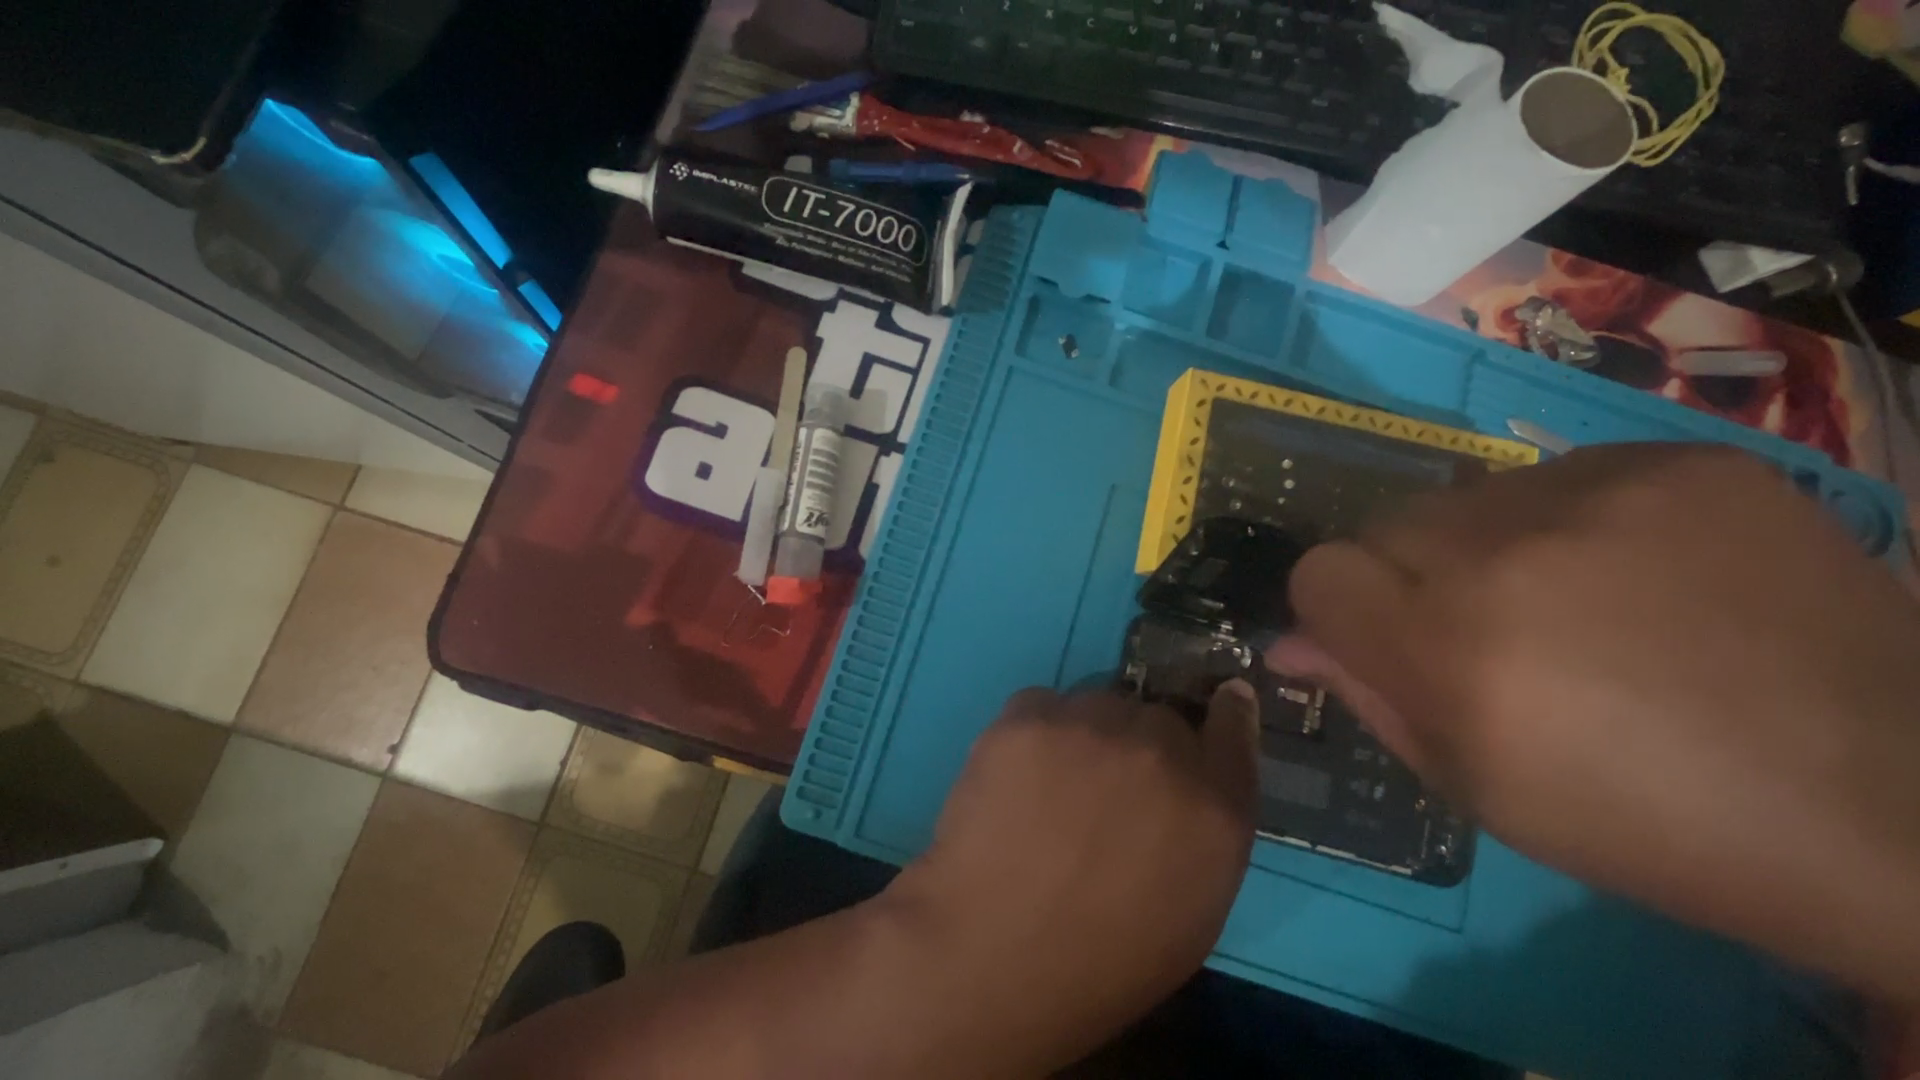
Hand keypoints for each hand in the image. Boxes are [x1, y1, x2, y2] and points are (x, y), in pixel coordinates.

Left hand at [876, 683, 1258, 1074]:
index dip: (1221, 713)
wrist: (994, 956)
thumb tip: (1199, 784)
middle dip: (1140, 747)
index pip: (1231, 726)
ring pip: (1097, 706)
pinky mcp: (1028, 719)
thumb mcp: (1192, 915)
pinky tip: (1015, 781)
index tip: (1213, 704)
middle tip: (1102, 793)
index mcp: (1216, 807)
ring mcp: (1093, 727)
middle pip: (1158, 717)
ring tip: (1050, 791)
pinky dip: (1033, 734)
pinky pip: (1040, 705)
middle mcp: (1162, 751)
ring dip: (1085, 738)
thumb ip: (1208, 834)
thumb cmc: (1104, 962)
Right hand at [1267, 443, 1919, 1001]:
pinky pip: (1563, 475)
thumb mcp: (1481, 790)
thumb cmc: (1654, 824)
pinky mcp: (1682, 460)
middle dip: (1406, 577)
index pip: (1319, 572)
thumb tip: (1289, 642)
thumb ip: (1370, 698)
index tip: (1380, 642)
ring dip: (1485, 545)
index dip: (1338, 612)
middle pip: (1384, 524)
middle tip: (1482, 632)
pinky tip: (1640, 573)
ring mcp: (1601, 491)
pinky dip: (1571, 521)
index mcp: (1452, 648)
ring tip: (1572, 602)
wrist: (1899, 798)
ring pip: (1469, 496)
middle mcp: (1506, 550)